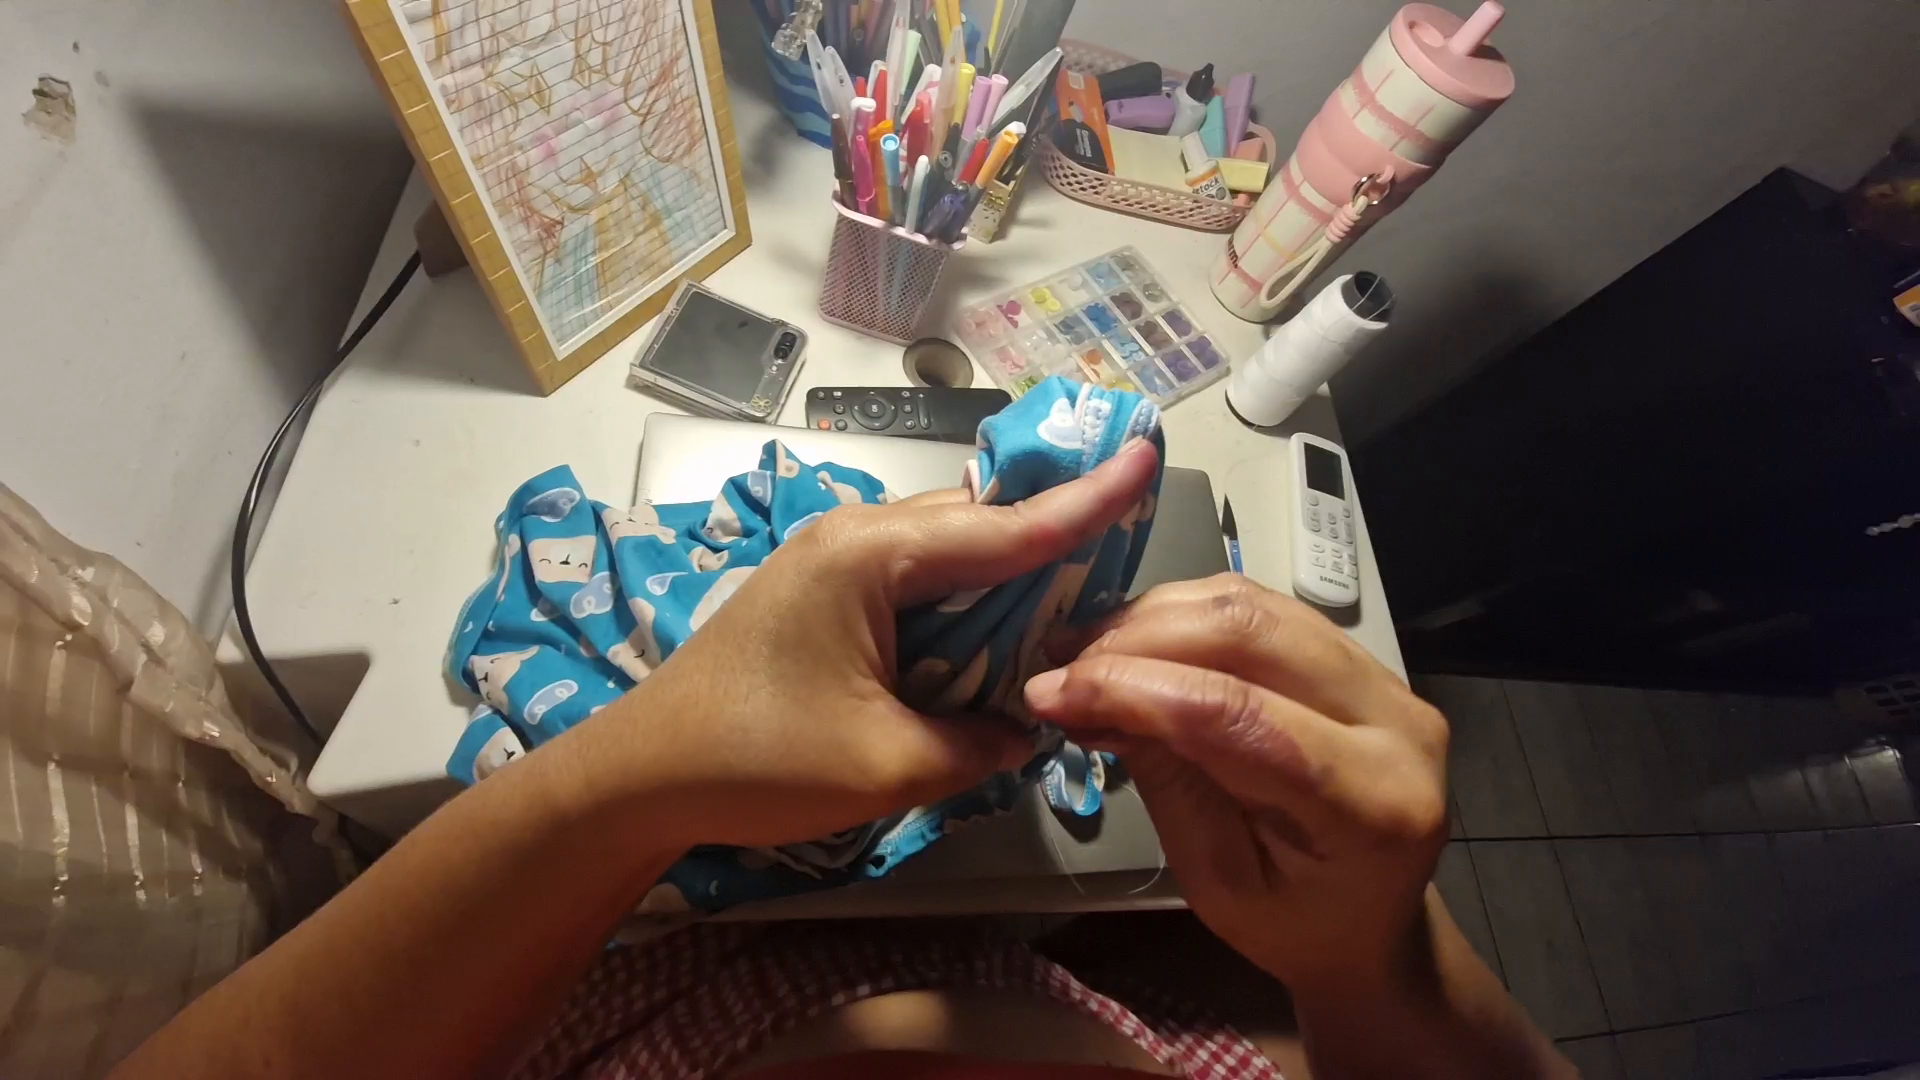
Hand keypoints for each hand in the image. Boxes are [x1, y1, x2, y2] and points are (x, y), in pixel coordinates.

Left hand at [562, 438, 1160, 852]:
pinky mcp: (830, 590)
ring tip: (1065, 607)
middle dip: (1051, 542)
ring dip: (1005, 582)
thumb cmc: (756, 761)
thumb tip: (1027, 726)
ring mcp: (839, 559)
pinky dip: (964, 606)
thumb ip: (980, 740)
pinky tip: (988, 638)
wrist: (642, 774)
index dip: (1085, 501)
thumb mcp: (889, 764)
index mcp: (872, 555)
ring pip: (951, 554)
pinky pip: (919, 582)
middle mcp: (858, 535)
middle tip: (1118, 560)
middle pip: (980, 528)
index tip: (1143, 457)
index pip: (1005, 526)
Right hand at [1023, 575, 1448, 991]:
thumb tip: (1084, 698)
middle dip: (1133, 639)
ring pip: (1247, 603)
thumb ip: (1161, 776)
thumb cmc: (1293, 922)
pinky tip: (1134, 637)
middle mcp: (1393, 717)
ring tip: (1087, 649)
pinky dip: (1180, 611)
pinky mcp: (1350, 652)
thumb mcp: (1214, 879)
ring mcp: (1378, 672)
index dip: (1130, 689)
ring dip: (1150, 616)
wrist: (1370, 915)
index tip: (1049, 692)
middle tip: (1063, 666)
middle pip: (1245, 632)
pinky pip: (1256, 604)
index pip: (1235, 713)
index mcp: (1372, 802)